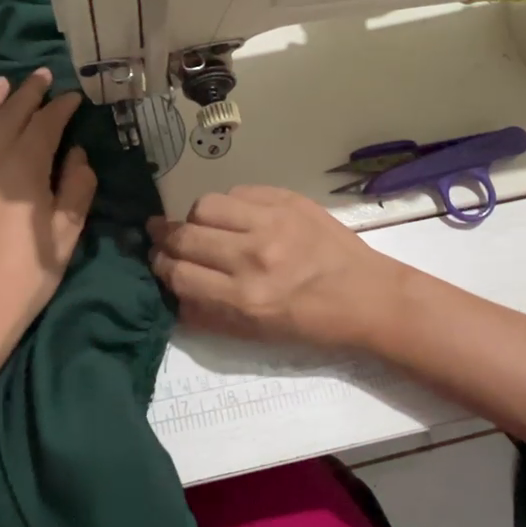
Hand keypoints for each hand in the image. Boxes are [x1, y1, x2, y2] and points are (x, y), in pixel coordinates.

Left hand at [0, 69, 96, 345]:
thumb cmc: (30, 273)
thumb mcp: (67, 232)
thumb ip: (76, 188)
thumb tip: (76, 157)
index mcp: (26, 167)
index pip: (47, 125)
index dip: (62, 107)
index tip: (75, 97)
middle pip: (10, 116)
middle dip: (29, 93)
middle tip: (41, 77)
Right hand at [148, 186, 409, 348]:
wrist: (367, 296)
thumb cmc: (311, 324)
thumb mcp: (256, 334)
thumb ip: (208, 314)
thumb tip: (171, 290)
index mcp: (245, 298)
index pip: (180, 274)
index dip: (161, 267)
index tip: (158, 263)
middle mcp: (254, 257)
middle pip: (185, 236)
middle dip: (165, 238)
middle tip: (161, 238)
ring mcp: (272, 222)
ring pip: (206, 205)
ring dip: (196, 218)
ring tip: (203, 227)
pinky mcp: (288, 200)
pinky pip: (239, 191)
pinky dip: (230, 205)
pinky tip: (236, 217)